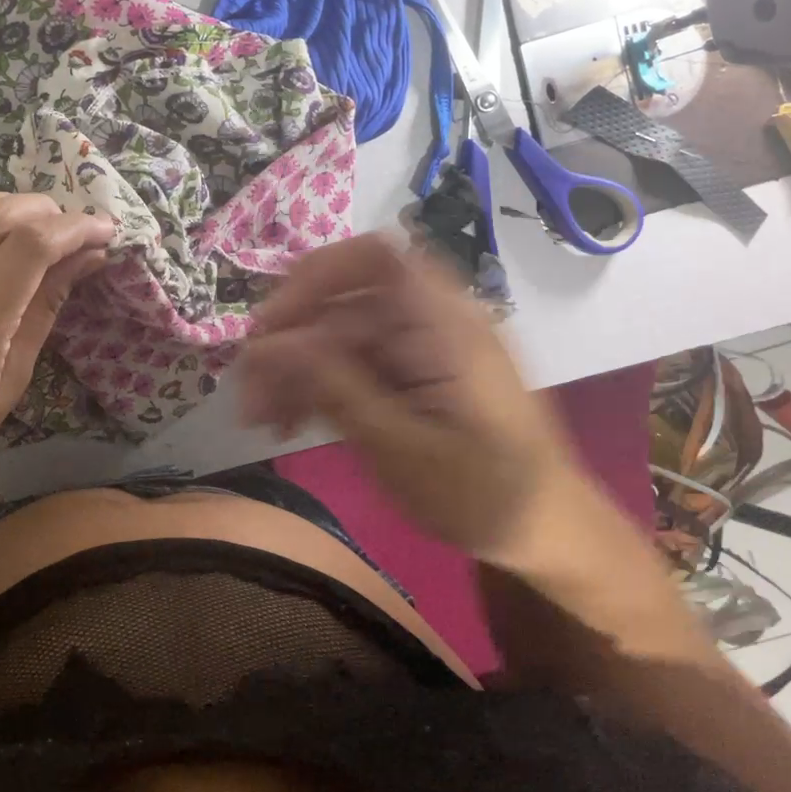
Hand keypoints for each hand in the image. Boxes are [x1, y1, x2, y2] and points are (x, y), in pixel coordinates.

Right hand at [236, 233, 585, 562]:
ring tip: (257, 419)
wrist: (543, 533)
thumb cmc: (483, 494)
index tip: (271, 326)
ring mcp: (413, 350)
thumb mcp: (400, 445)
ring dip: (287, 370)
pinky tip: (283, 423)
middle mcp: (426, 324)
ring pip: (330, 335)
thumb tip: (266, 344)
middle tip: (247, 390)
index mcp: (443, 325)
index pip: (374, 258)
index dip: (315, 276)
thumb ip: (333, 386)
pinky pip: (341, 364)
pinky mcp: (402, 376)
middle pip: (338, 300)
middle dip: (285, 340)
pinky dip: (308, 388)